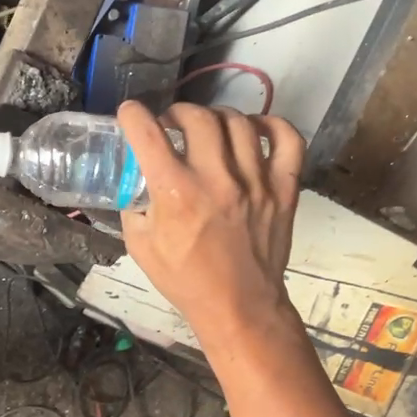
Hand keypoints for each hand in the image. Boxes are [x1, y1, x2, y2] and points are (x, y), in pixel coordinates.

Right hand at [115, 101, 304, 343]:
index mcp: (175, 194)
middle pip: (198, 117)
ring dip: (216, 117)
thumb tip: (133, 183)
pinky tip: (253, 130)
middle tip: (171, 123)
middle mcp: (216, 179)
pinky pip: (287, 139)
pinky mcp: (284, 188)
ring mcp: (255, 180)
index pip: (149, 136)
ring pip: (238, 122)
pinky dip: (270, 125)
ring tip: (207, 127)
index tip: (129, 113)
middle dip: (178, 112)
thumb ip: (134, 207)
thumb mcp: (139, 245)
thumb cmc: (183, 278)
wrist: (238, 304)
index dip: (133, 116)